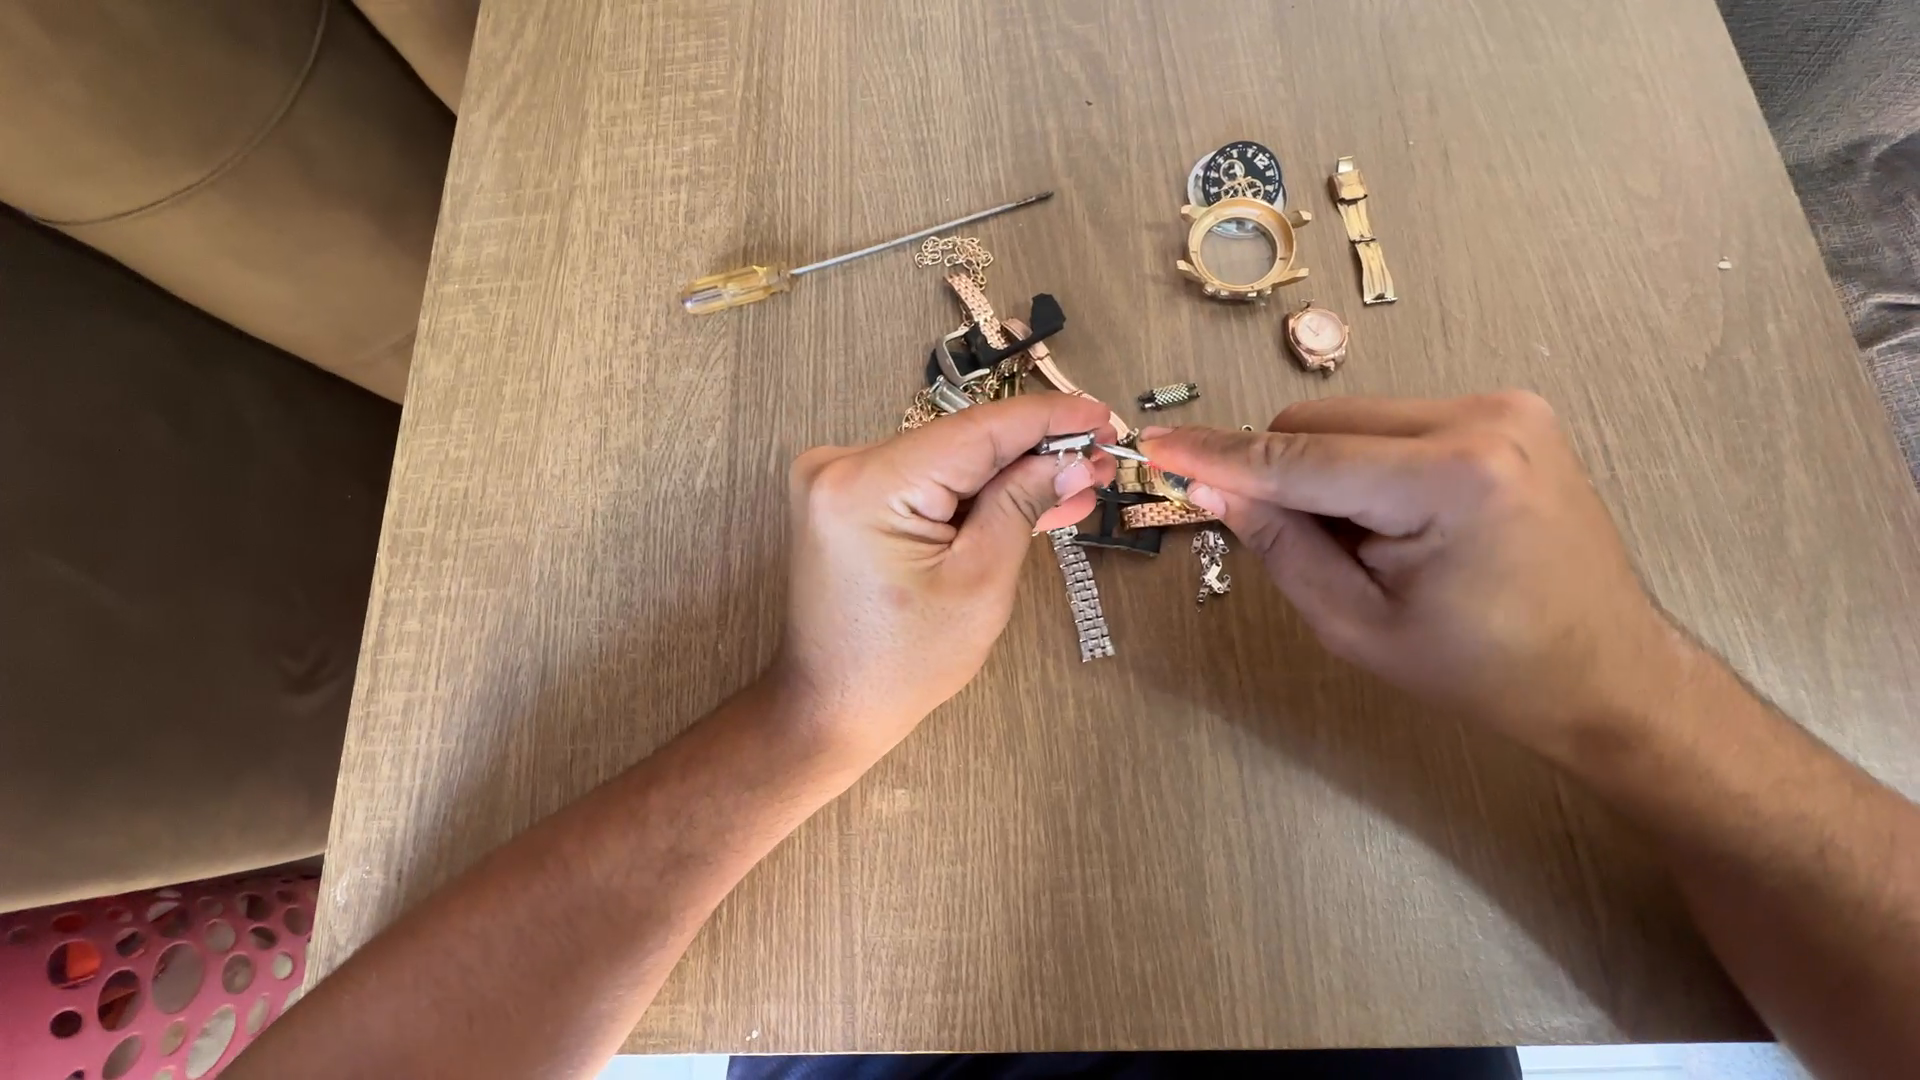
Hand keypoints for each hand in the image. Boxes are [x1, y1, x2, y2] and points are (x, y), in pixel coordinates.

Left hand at [775, 393, 1116, 758]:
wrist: (833, 704)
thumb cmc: (904, 662)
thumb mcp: (980, 582)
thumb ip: (1022, 505)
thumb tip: (1072, 460)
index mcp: (866, 485)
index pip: (976, 430)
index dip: (1046, 418)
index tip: (1102, 415)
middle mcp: (840, 465)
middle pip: (961, 442)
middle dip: (1035, 452)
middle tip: (1100, 459)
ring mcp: (838, 479)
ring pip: (949, 461)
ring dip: (1010, 476)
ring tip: (1077, 484)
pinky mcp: (847, 497)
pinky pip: (926, 482)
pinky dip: (973, 494)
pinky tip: (1029, 498)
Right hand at [1140, 391, 1691, 761]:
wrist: (1607, 672)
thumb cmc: (1477, 669)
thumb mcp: (1353, 624)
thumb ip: (1278, 544)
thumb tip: (1213, 487)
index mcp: (1448, 480)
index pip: (1295, 457)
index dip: (1216, 455)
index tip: (1154, 445)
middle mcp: (1480, 418)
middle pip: (1314, 422)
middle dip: (1280, 475)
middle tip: (1302, 546)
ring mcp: (1502, 405)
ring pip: (1345, 419)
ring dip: (1320, 471)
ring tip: (1364, 541)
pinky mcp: (1506, 410)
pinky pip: (1385, 424)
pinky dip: (1359, 465)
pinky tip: (1394, 519)